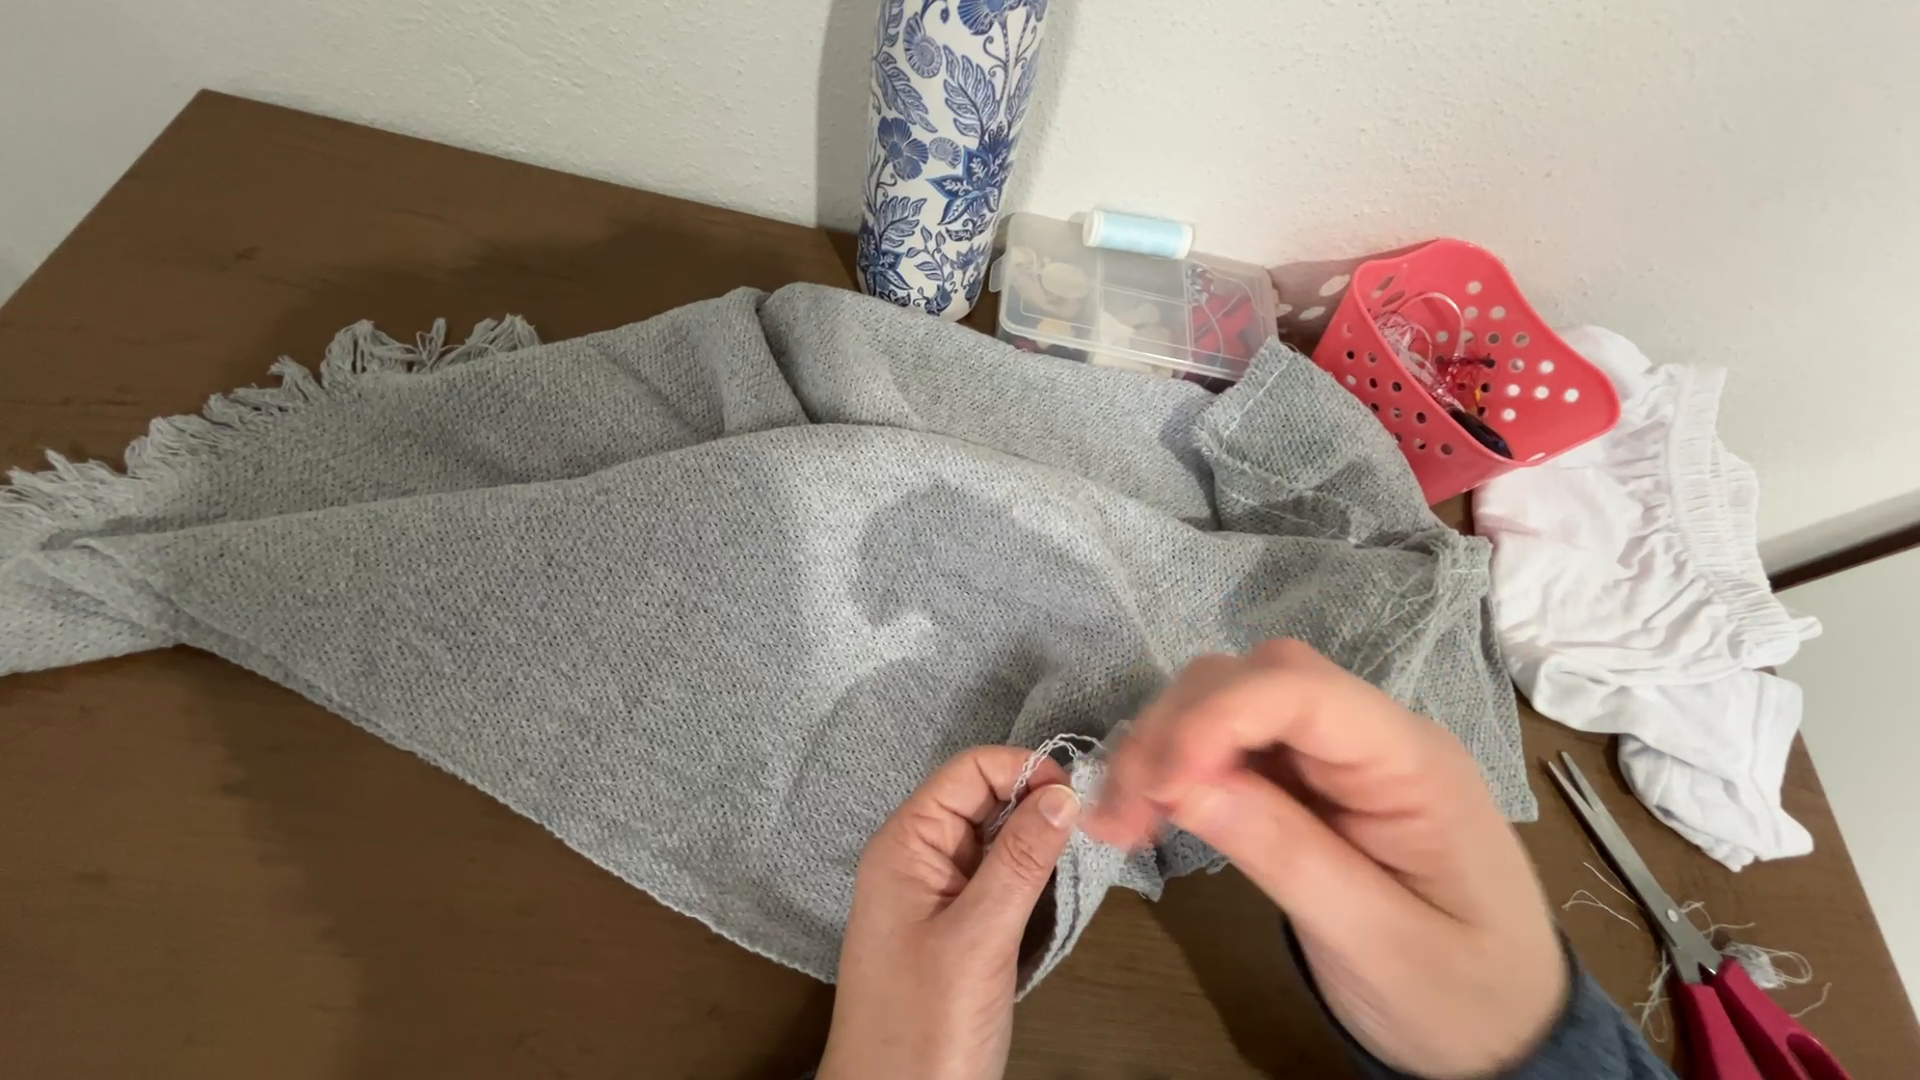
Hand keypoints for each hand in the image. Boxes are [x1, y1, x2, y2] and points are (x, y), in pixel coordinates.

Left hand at [818, 746, 1080, 1079]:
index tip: (1077, 795)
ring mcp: (937, 890)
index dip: (1021, 770)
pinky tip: (1058, 887)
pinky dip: (1031, 876)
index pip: (968, 772)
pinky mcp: (956, 924)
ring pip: (996, 839)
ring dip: (1038, 842)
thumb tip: (1064, 794)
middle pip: (983, 800)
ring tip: (1081, 857)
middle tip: (1091, 828)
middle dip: (1035, 804)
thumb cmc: (925, 1025)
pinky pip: (998, 877)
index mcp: (907, 841)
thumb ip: (1021, 860)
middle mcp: (919, 854)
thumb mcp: (978, 938)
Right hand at [1087, 640, 1566, 1078]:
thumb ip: (1284, 854)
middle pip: (1252, 679)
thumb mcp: (1377, 942)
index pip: (1302, 689)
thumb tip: (1181, 784)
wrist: (1501, 1033)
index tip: (1157, 783)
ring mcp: (1332, 749)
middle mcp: (1367, 732)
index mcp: (1410, 760)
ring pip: (1225, 700)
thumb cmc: (1459, 997)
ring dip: (1162, 745)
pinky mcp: (1301, 773)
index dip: (1216, 716)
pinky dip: (1173, 767)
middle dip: (1175, 729)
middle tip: (1122, 805)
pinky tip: (1145, 805)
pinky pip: (1224, 743)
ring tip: (1121, 813)